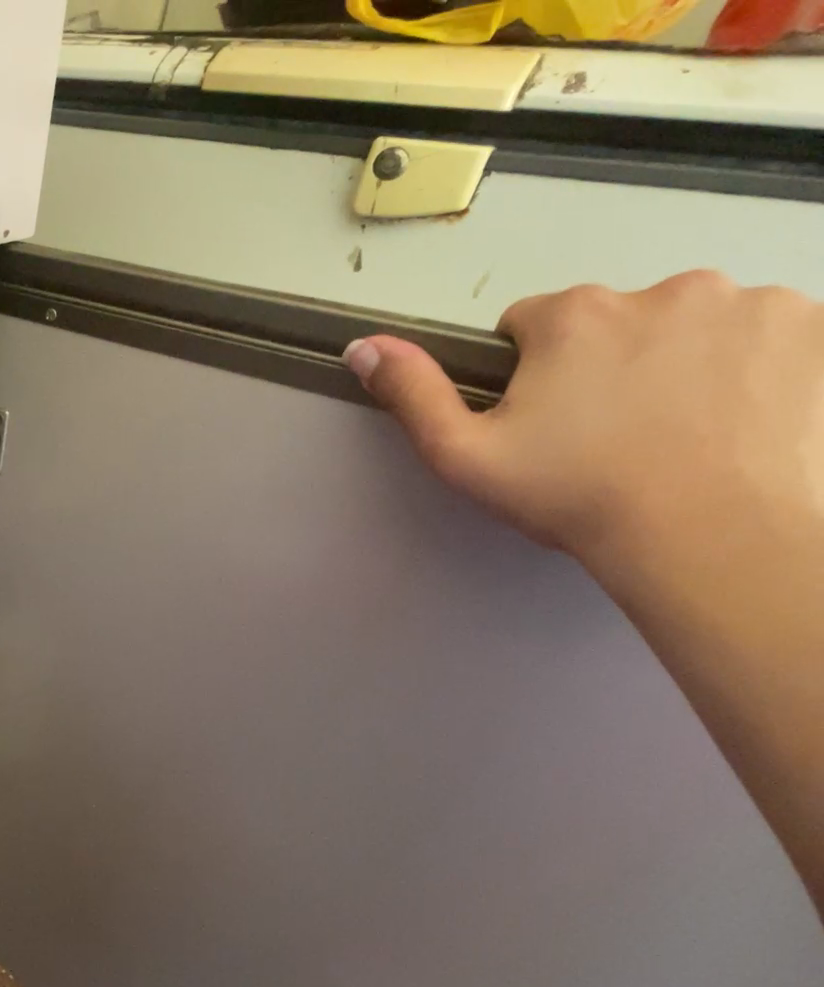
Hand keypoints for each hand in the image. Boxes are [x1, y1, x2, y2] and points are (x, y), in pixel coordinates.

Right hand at [344, 271, 823, 571]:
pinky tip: (736, 421)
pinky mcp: (818, 334)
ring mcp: (752, 307)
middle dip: (607, 362)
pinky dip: (750, 368)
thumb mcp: (464, 455)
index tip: (546, 418)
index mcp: (574, 316)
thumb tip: (363, 347)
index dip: (529, 372)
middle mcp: (665, 292)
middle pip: (615, 319)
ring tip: (677, 431)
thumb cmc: (581, 496)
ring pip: (690, 325)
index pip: (532, 321)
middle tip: (609, 431)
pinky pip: (764, 337)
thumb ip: (412, 392)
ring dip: (679, 361)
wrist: (719, 538)